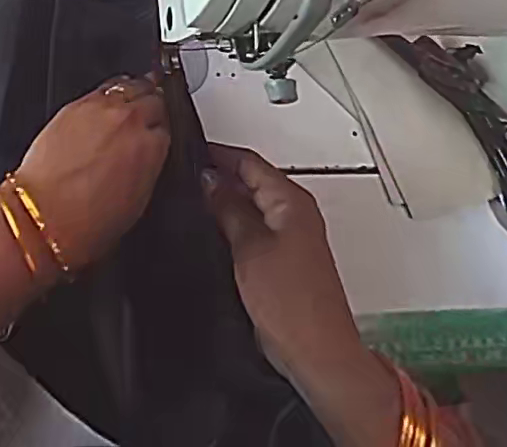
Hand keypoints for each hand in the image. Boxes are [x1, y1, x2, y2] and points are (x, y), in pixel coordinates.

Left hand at [14, 74, 170, 269]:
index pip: (170, 127)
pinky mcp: (77, 103)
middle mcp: (131, 121)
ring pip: (131, 85)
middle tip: (151, 114)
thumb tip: (149, 158)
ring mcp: (104, 108)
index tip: (157, 136)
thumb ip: (150, 168)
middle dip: (155, 107)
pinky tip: (108, 100)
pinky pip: (103, 88)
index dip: (162, 132)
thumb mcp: (139, 202)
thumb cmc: (88, 220)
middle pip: (154, 99)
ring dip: (136, 92)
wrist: (46, 215)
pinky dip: (110, 92)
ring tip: (135, 97)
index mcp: (152, 148)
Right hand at [201, 143, 367, 376]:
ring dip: (229, 200)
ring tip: (199, 200)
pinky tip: (218, 231)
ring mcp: (292, 236)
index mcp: (291, 200)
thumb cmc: (293, 305)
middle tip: (189, 175)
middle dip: (222, 175)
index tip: (193, 152)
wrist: (317, 355)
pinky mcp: (286, 258)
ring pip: (254, 203)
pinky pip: (257, 226)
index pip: (250, 161)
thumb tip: (210, 180)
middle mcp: (296, 213)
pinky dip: (237, 223)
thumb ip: (228, 208)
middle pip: (254, 179)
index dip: (219, 154)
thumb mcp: (249, 247)